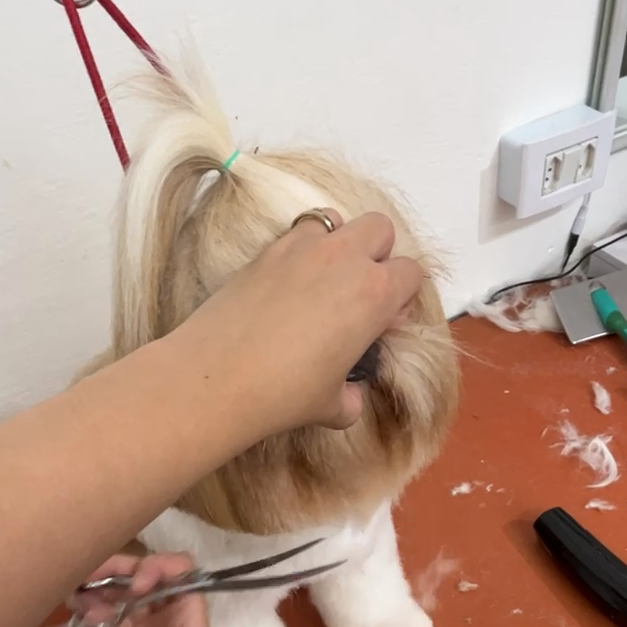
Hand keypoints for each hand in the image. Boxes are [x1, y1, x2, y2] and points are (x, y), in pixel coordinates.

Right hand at [82, 554, 232, 626]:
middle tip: (84, 580)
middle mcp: (171, 614)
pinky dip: (98, 613)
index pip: (179, 569)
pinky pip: (116, 619)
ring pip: (127, 596)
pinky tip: (74, 612)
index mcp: (188, 614)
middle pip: (147, 576)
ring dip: (103, 591)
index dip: (155, 567)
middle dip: (117, 573)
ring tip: (72, 593)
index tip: (133, 585)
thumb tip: (89, 605)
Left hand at [174, 209, 424, 431]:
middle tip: (359, 297)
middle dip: (378, 256)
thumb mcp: (333, 408)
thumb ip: (352, 397)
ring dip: (339, 242)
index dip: (402, 299)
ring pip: (337, 218)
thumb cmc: (284, 395)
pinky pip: (296, 232)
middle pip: (381, 229)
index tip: (384, 326)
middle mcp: (343, 259)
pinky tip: (287, 287)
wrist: (214, 378)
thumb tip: (351, 395)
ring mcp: (301, 248)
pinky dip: (302, 250)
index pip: (411, 274)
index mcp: (374, 294)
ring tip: (323, 282)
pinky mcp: (264, 251)